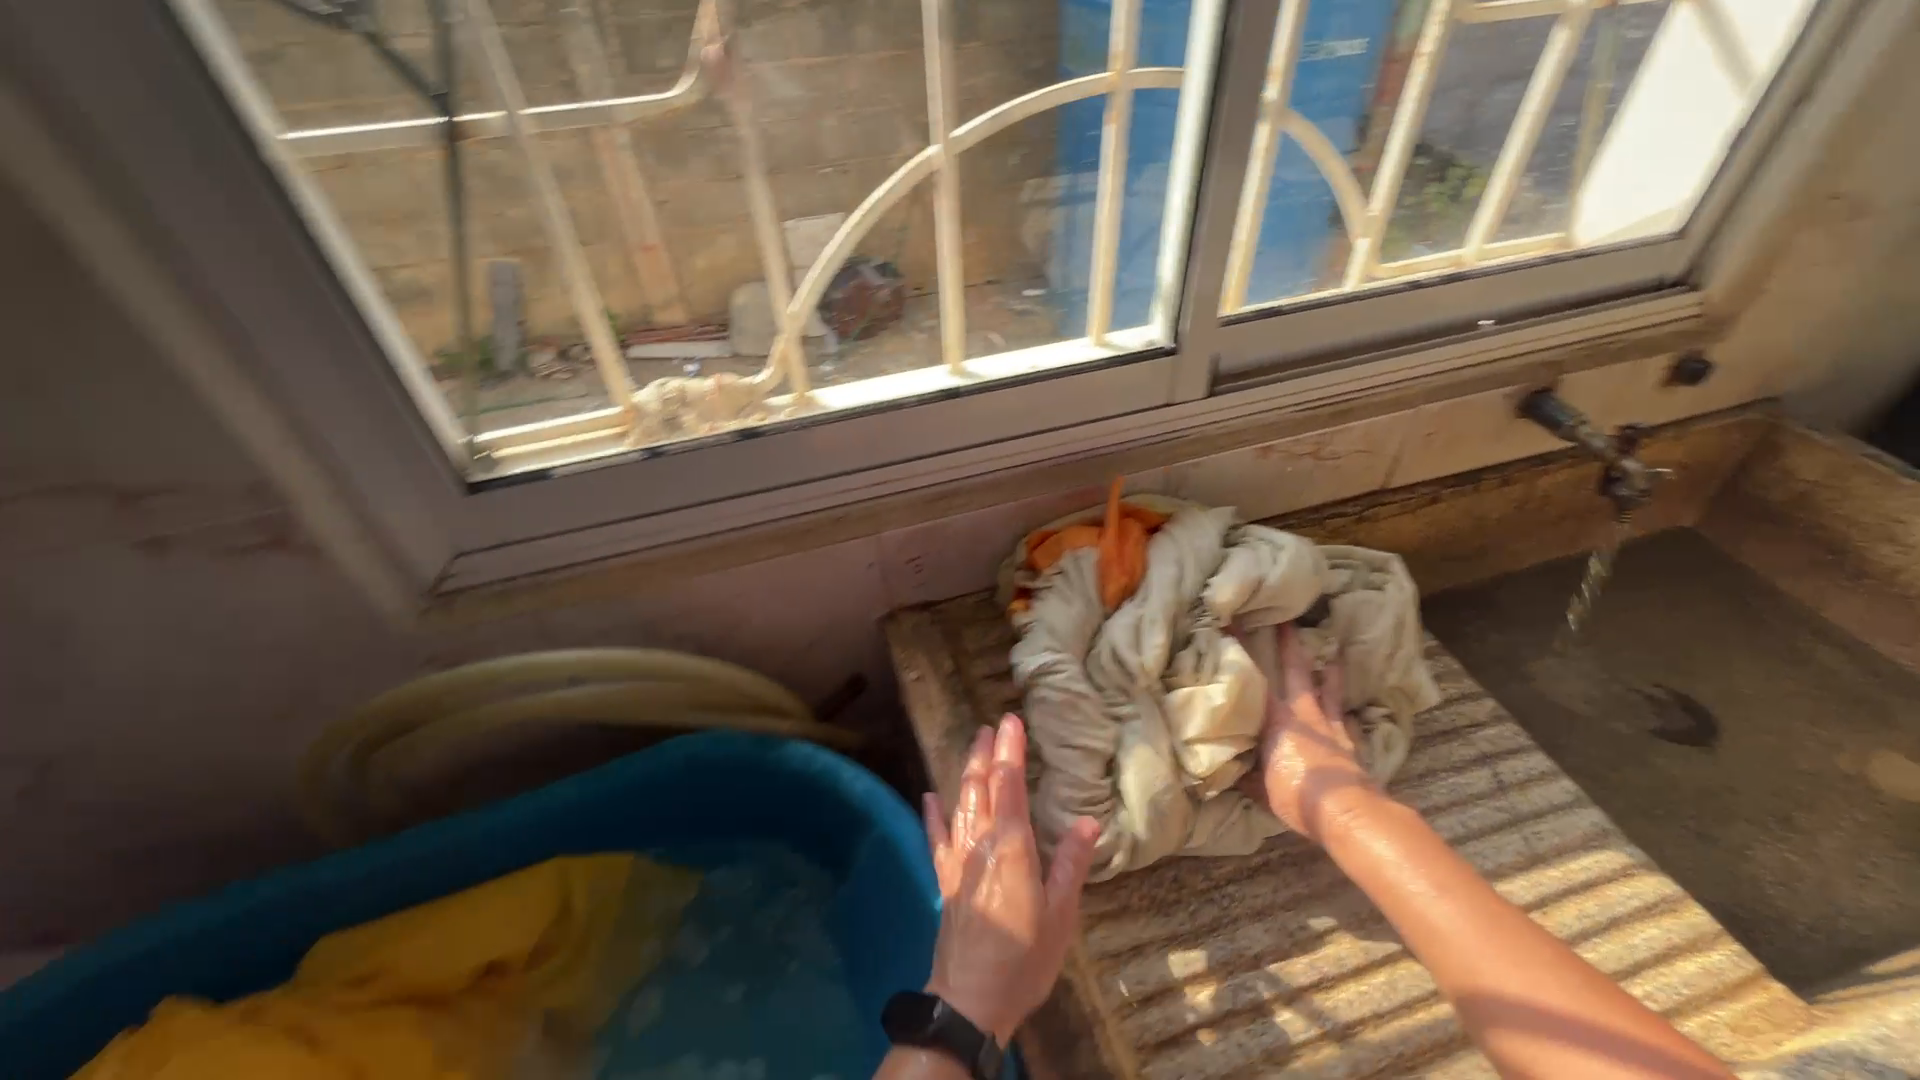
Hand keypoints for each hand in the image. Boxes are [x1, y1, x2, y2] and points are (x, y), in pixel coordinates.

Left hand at [921, 715, 1098, 1043]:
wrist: (969, 1000)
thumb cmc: (1024, 959)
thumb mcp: (1060, 915)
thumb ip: (1070, 864)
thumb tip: (1089, 820)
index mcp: (1011, 847)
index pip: (1009, 785)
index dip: (1010, 751)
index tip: (1011, 721)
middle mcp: (979, 844)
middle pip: (981, 786)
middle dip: (986, 752)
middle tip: (991, 724)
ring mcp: (957, 861)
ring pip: (960, 804)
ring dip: (965, 771)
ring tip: (972, 745)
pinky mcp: (944, 880)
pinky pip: (936, 837)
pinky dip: (933, 813)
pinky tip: (929, 795)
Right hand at [1237, 623, 1374, 844]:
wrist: (1345, 812)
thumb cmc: (1295, 796)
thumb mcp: (1260, 788)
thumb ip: (1247, 774)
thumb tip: (1228, 769)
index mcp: (1277, 720)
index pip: (1254, 678)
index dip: (1243, 650)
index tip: (1233, 622)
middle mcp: (1305, 715)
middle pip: (1297, 671)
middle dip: (1290, 645)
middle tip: (1288, 621)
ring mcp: (1332, 727)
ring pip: (1330, 691)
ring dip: (1330, 673)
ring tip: (1333, 656)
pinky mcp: (1351, 744)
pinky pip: (1346, 721)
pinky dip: (1345, 715)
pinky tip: (1347, 715)